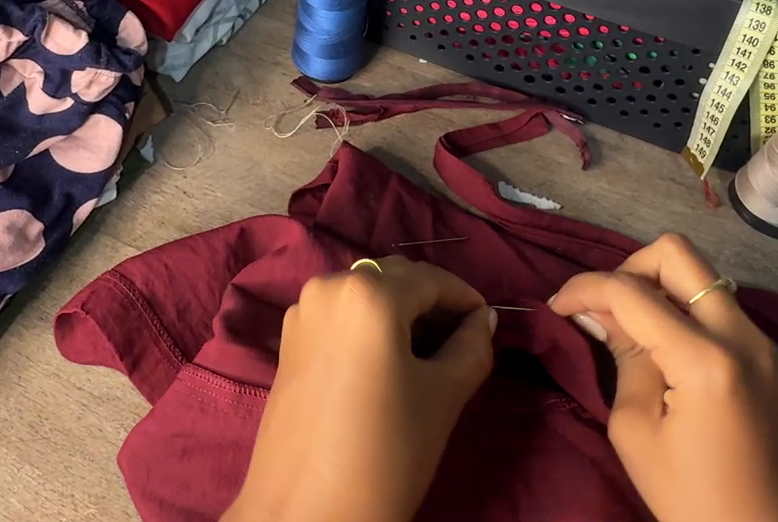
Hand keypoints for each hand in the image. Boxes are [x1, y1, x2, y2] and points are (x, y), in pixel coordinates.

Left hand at [223, 256, 495, 521]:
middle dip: (432, 302)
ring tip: (429, 351)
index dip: (465, 298)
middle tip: (464, 338)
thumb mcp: (442, 396)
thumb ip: (471, 346)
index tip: (488, 321)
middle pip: (395, 279)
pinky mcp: (289, 338)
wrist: (306, 515)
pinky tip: (388, 359)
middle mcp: (330, 286)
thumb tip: (484, 318)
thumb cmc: (385, 451)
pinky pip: (340, 314)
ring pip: (365, 294)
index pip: (431, 279)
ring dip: (400, 311)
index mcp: (368, 292)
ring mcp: (304, 310)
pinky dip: (368, 324)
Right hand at [549, 234, 777, 521]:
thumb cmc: (698, 503)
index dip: (584, 288)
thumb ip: (623, 358)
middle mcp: (740, 334)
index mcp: (705, 358)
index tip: (556, 306)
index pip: (631, 291)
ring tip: (626, 324)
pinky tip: (657, 341)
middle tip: (604, 308)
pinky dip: (679, 304)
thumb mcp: (638, 434)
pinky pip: (714, 303)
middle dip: (628, 268)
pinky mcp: (766, 356)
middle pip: (675, 253)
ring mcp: (760, 342)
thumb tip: (601, 313)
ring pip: (698, 272)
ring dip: (656, 284)